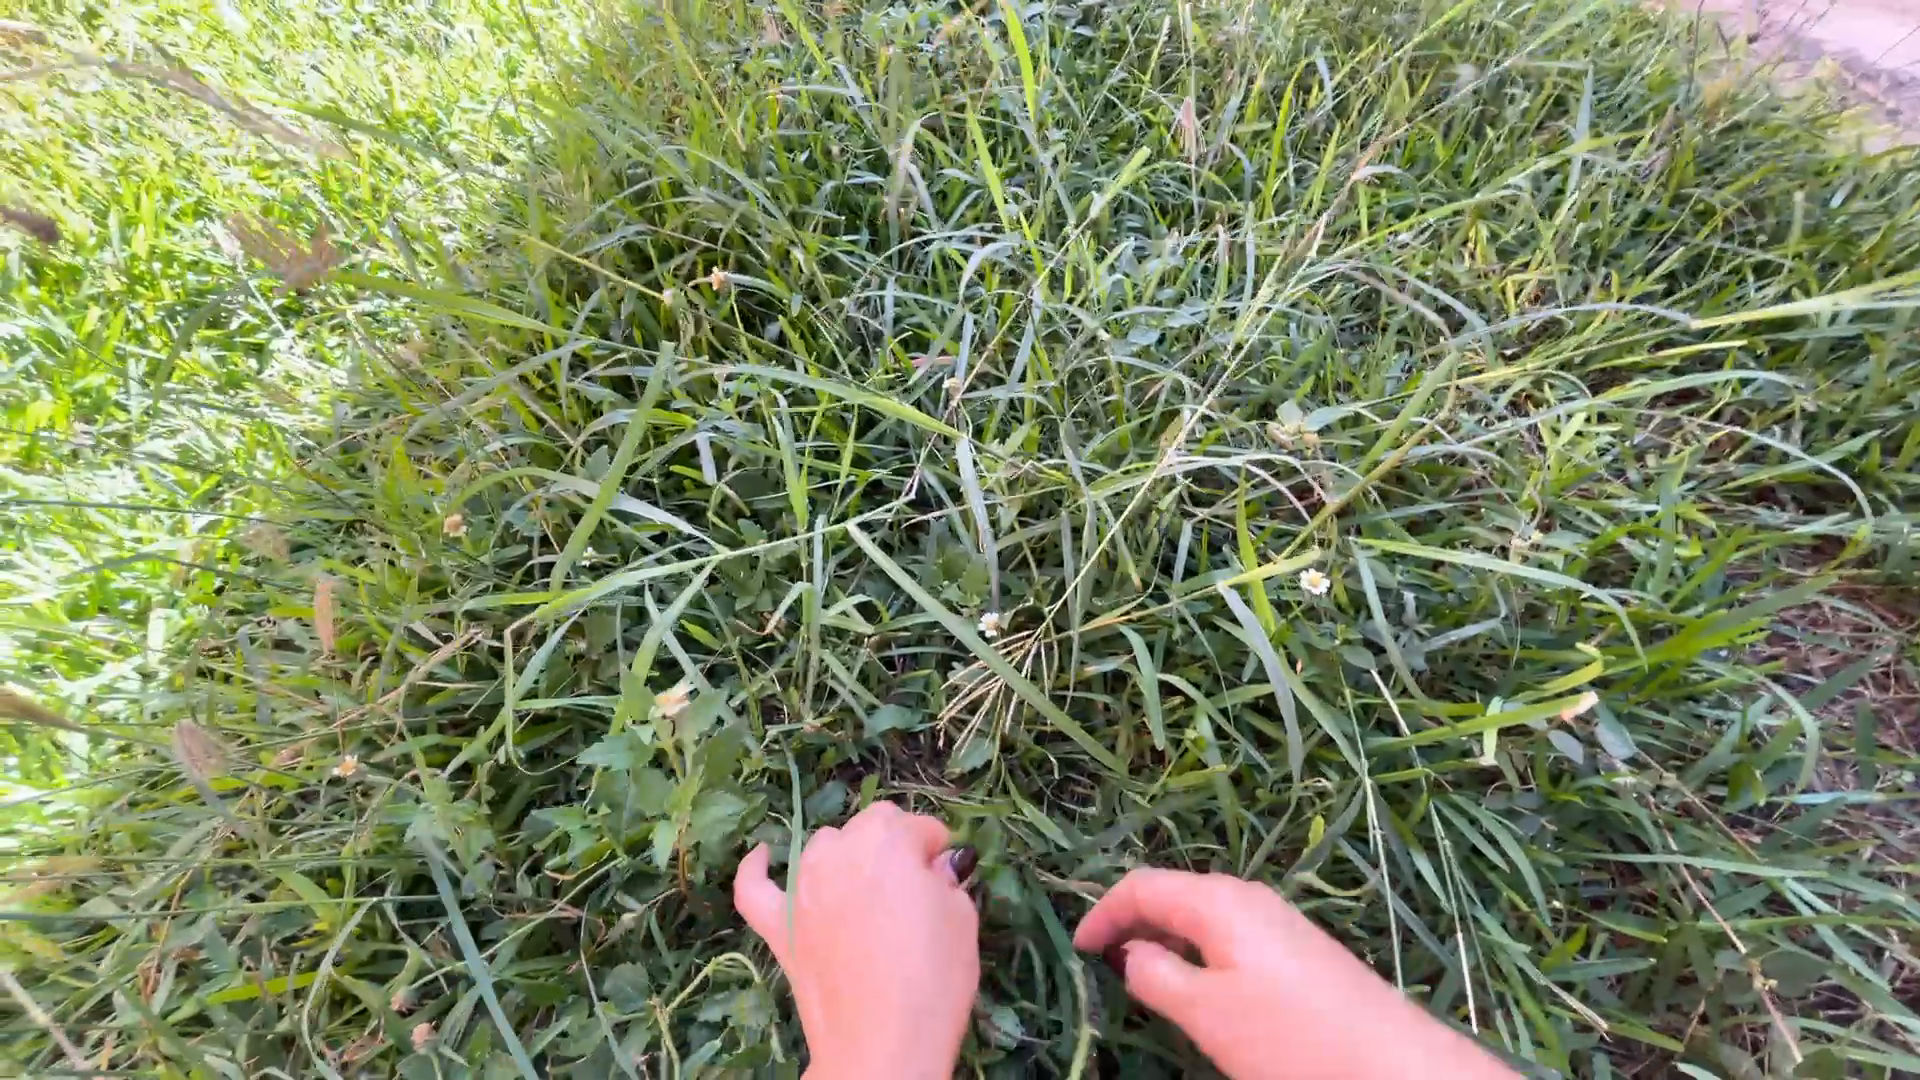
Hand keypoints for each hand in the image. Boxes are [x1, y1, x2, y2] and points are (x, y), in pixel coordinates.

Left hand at [733, 802, 978, 1079]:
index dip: (938, 850)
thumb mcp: (963, 919)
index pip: (922, 827)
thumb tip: (937, 865)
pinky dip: (757, 868)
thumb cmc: (933, 981)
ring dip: (848, 853)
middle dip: (897, 843)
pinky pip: (755, 885)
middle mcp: (843, 850)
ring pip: (826, 843)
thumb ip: (947, 878)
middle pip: (873, 822)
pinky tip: (763, 856)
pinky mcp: (779, 925)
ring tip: (866, 887)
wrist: (883, 1051)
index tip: (946, 876)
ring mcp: (804, 886)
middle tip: (915, 885)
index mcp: (891, 841)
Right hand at [1074, 868, 1514, 1079]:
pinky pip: (1228, 935)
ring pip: (1200, 916)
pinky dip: (1197, 953)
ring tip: (1145, 979)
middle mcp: (1245, 896)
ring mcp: (1276, 920)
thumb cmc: (1294, 1041)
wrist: (1405, 1073)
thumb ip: (1158, 978)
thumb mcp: (1210, 1015)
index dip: (1103, 913)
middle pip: (1171, 895)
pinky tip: (1202, 991)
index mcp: (1217, 900)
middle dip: (1132, 923)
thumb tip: (1131, 954)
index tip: (1076, 948)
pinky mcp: (1298, 949)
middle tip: (1104, 964)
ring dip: (1165, 940)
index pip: (1142, 886)